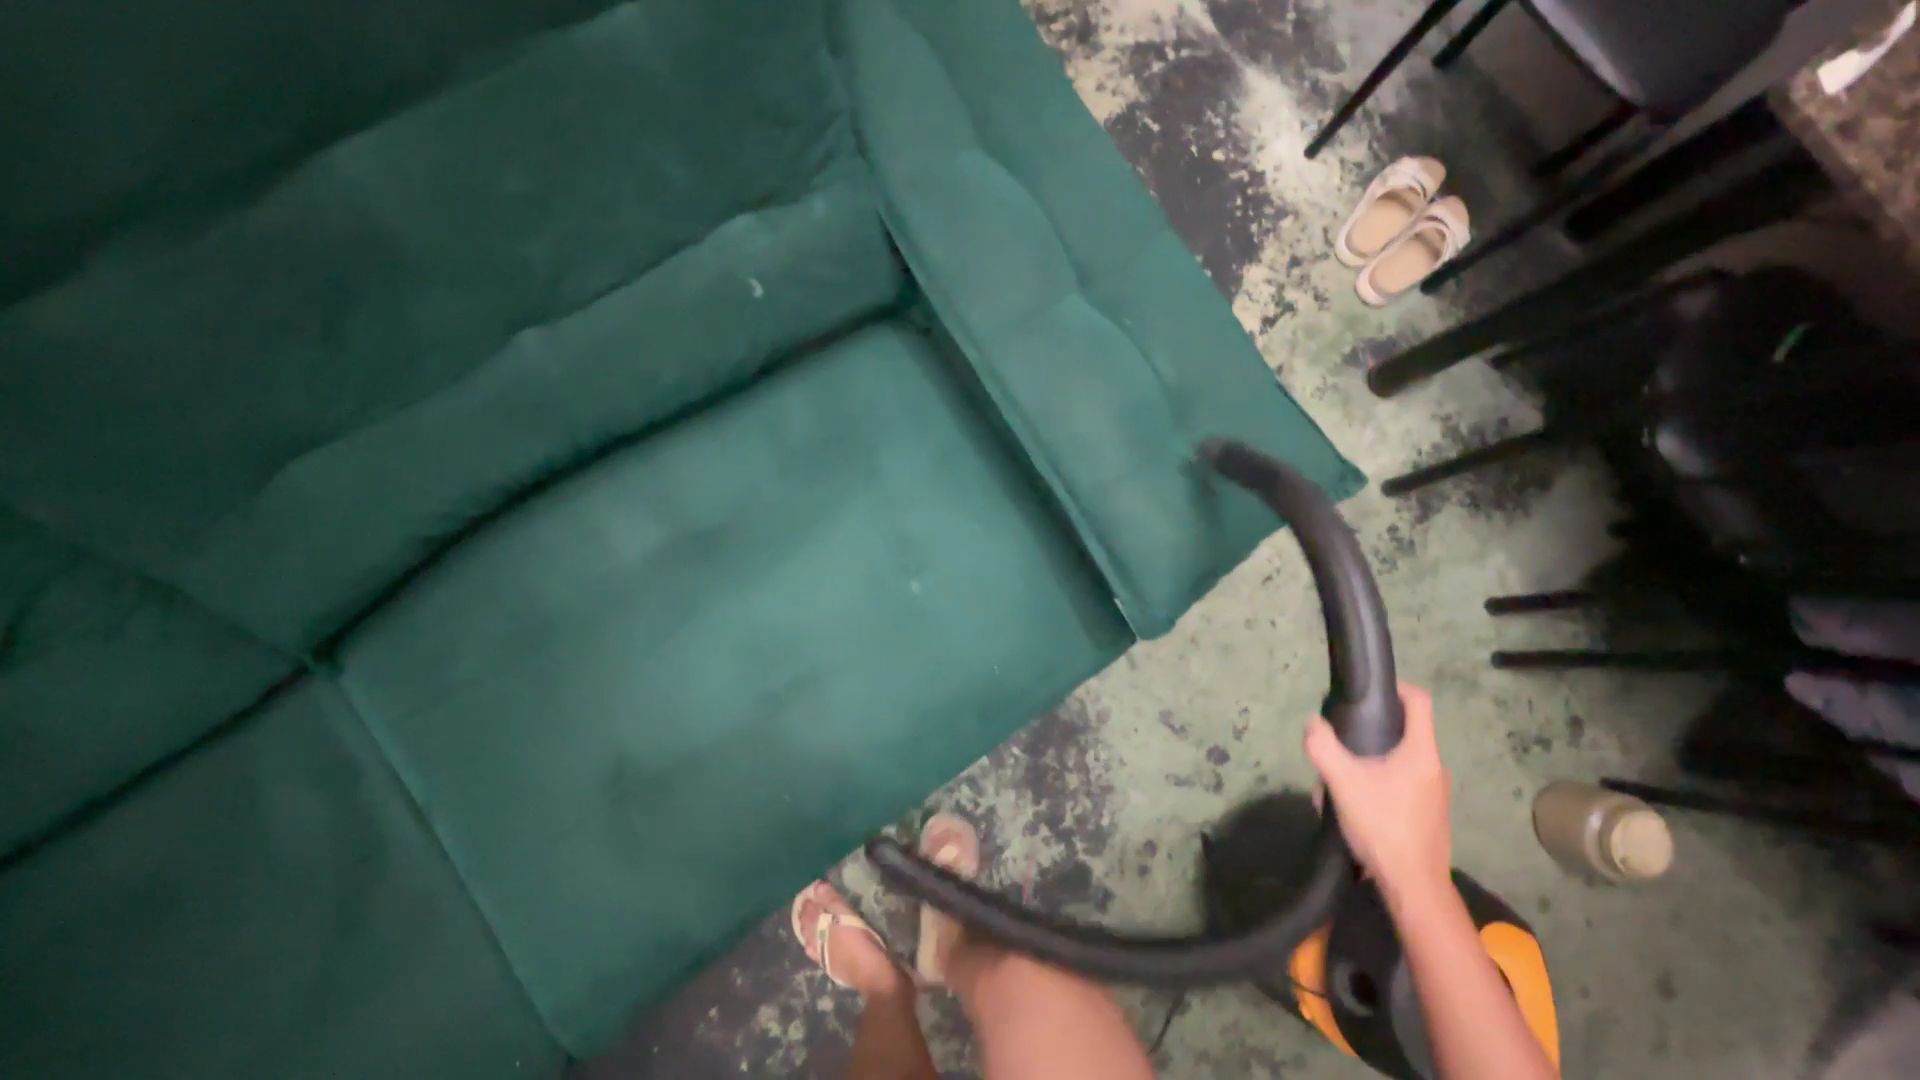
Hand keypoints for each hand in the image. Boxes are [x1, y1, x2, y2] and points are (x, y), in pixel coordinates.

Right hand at [1304, 683, 1451, 903]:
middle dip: (1364, 738)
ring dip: (1364, 768)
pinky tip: (1351, 811)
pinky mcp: (1428, 814)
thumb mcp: (1343, 782)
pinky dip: (1374, 788)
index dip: (1395, 687)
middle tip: (1337, 749)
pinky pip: (1399, 786)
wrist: (1414, 886)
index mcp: (1421, 751)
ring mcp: (1434, 793)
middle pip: (1401, 733)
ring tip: (1335, 788)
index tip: (1368, 692)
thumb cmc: (1383, 826)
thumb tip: (1312, 723)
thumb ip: (1323, 747)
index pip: (1419, 700)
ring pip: (1395, 763)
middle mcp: (1434, 767)